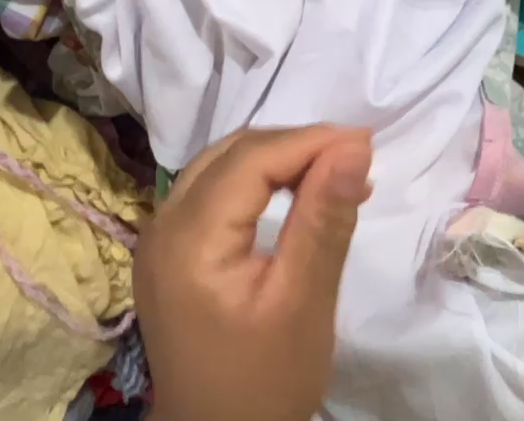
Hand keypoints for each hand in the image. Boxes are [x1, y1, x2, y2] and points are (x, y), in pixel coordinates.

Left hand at [137, 126, 372, 420]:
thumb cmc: (265, 382)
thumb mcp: (304, 303)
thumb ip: (325, 219)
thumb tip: (353, 146)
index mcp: (188, 239)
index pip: (251, 159)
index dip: (309, 141)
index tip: (364, 142)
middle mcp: (162, 223)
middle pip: (232, 154)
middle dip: (295, 145)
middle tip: (354, 158)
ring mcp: (158, 235)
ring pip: (221, 164)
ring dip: (277, 158)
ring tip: (332, 172)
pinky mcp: (167, 249)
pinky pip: (213, 189)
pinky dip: (257, 180)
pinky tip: (295, 192)